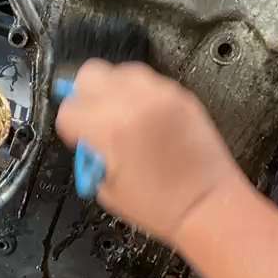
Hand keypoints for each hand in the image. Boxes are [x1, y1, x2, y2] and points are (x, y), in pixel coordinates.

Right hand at [53, 59, 249, 244]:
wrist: (207, 205)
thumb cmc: (160, 206)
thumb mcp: (107, 188)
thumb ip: (91, 154)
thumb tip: (87, 136)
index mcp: (112, 128)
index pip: (69, 109)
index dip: (69, 128)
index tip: (78, 140)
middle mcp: (135, 102)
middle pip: (89, 75)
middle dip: (83, 97)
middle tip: (91, 121)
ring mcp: (161, 94)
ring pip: (119, 71)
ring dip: (111, 90)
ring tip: (119, 117)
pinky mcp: (181, 95)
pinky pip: (148, 81)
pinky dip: (138, 94)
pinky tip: (143, 118)